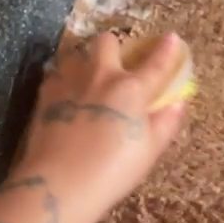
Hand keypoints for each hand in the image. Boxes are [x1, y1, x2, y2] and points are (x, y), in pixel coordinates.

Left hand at [13, 31, 188, 222]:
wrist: (58, 185)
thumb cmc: (112, 172)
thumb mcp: (149, 152)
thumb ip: (166, 123)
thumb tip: (178, 102)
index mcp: (131, 88)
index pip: (156, 61)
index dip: (167, 48)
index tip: (172, 37)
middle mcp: (101, 76)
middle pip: (107, 41)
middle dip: (114, 48)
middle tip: (116, 68)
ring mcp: (70, 82)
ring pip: (77, 54)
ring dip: (85, 63)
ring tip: (88, 83)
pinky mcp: (45, 95)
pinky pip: (56, 75)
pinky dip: (64, 82)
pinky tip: (66, 100)